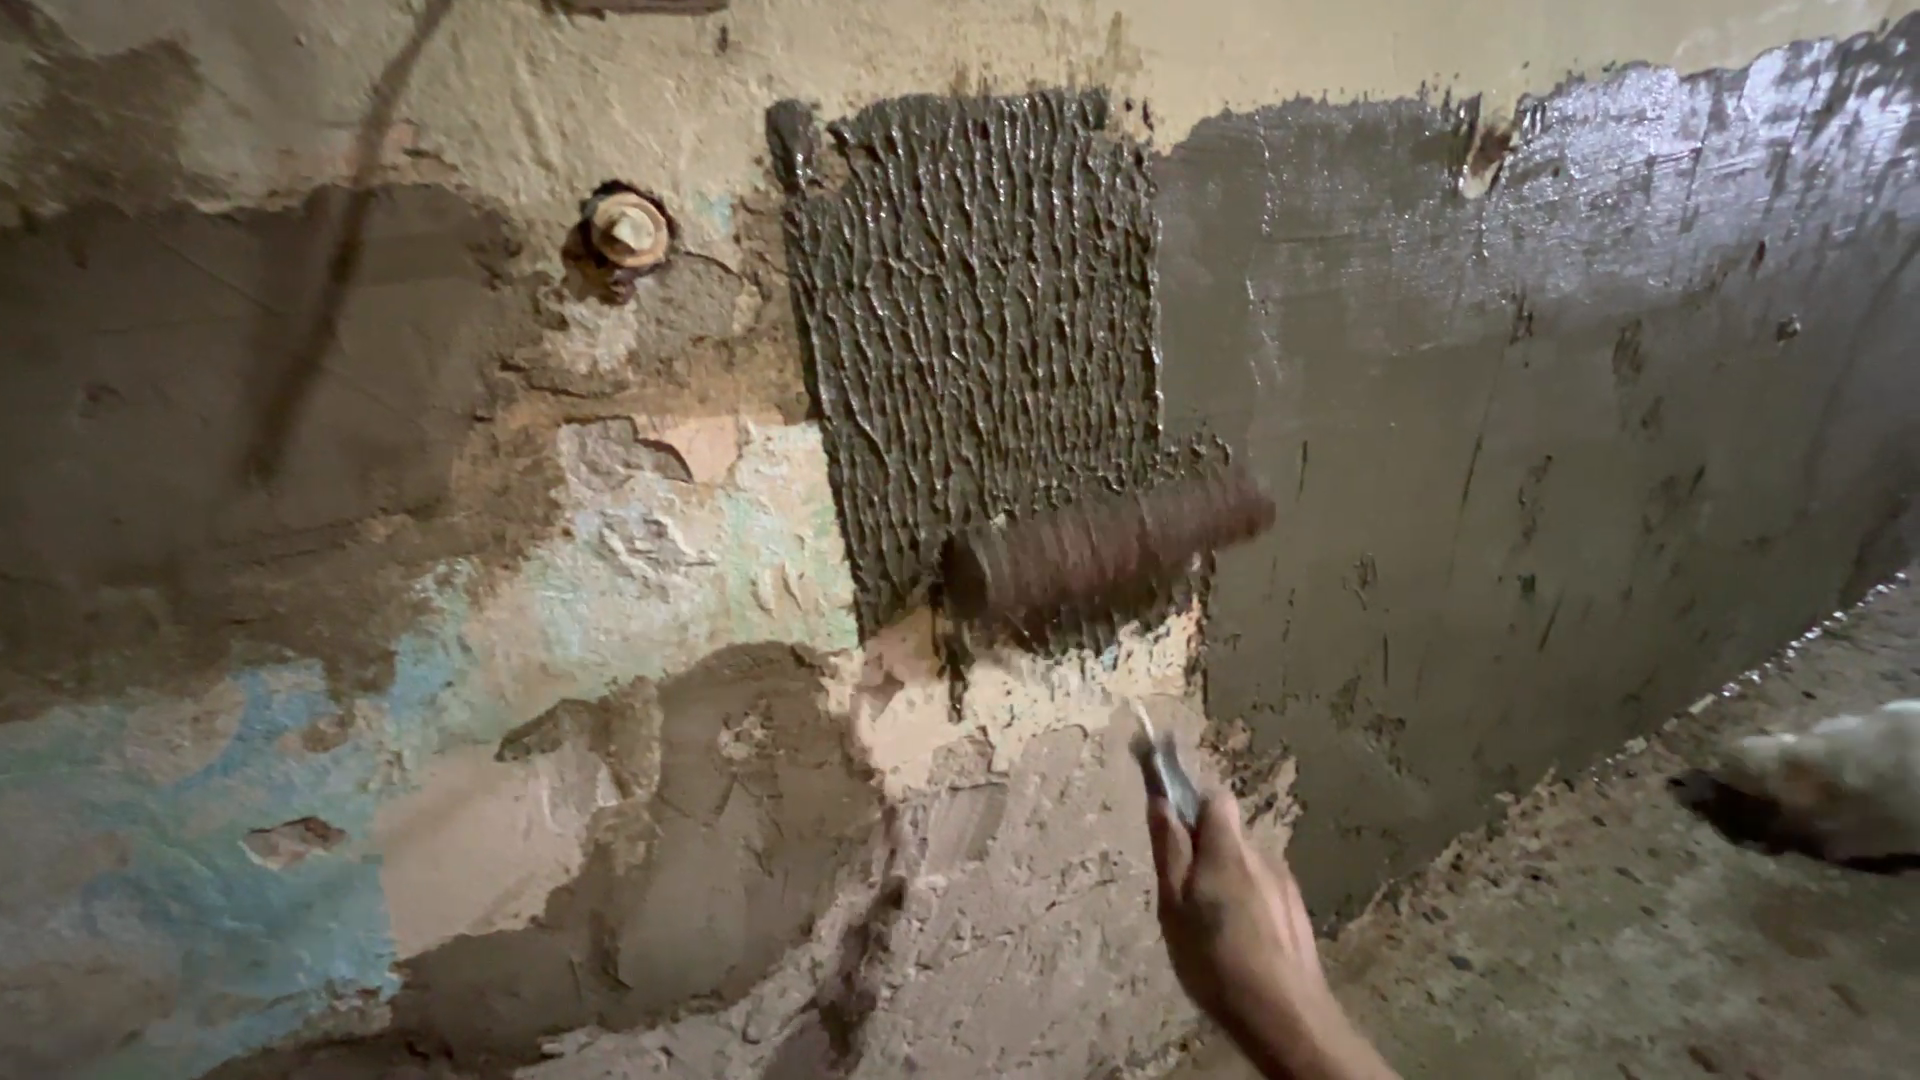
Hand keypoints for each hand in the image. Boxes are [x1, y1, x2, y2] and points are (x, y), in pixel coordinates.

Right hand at [1146, 791, 1327, 1025]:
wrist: (1286, 1019)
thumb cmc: (1215, 958)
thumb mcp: (1173, 904)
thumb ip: (1169, 848)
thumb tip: (1160, 799)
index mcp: (1228, 848)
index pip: (1214, 798)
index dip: (1192, 806)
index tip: (1173, 830)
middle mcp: (1261, 856)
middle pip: (1227, 835)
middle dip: (1204, 853)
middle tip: (1184, 897)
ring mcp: (1284, 885)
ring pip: (1244, 866)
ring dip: (1225, 881)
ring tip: (1210, 928)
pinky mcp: (1296, 913)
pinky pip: (1262, 892)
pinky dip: (1247, 904)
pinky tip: (1239, 943)